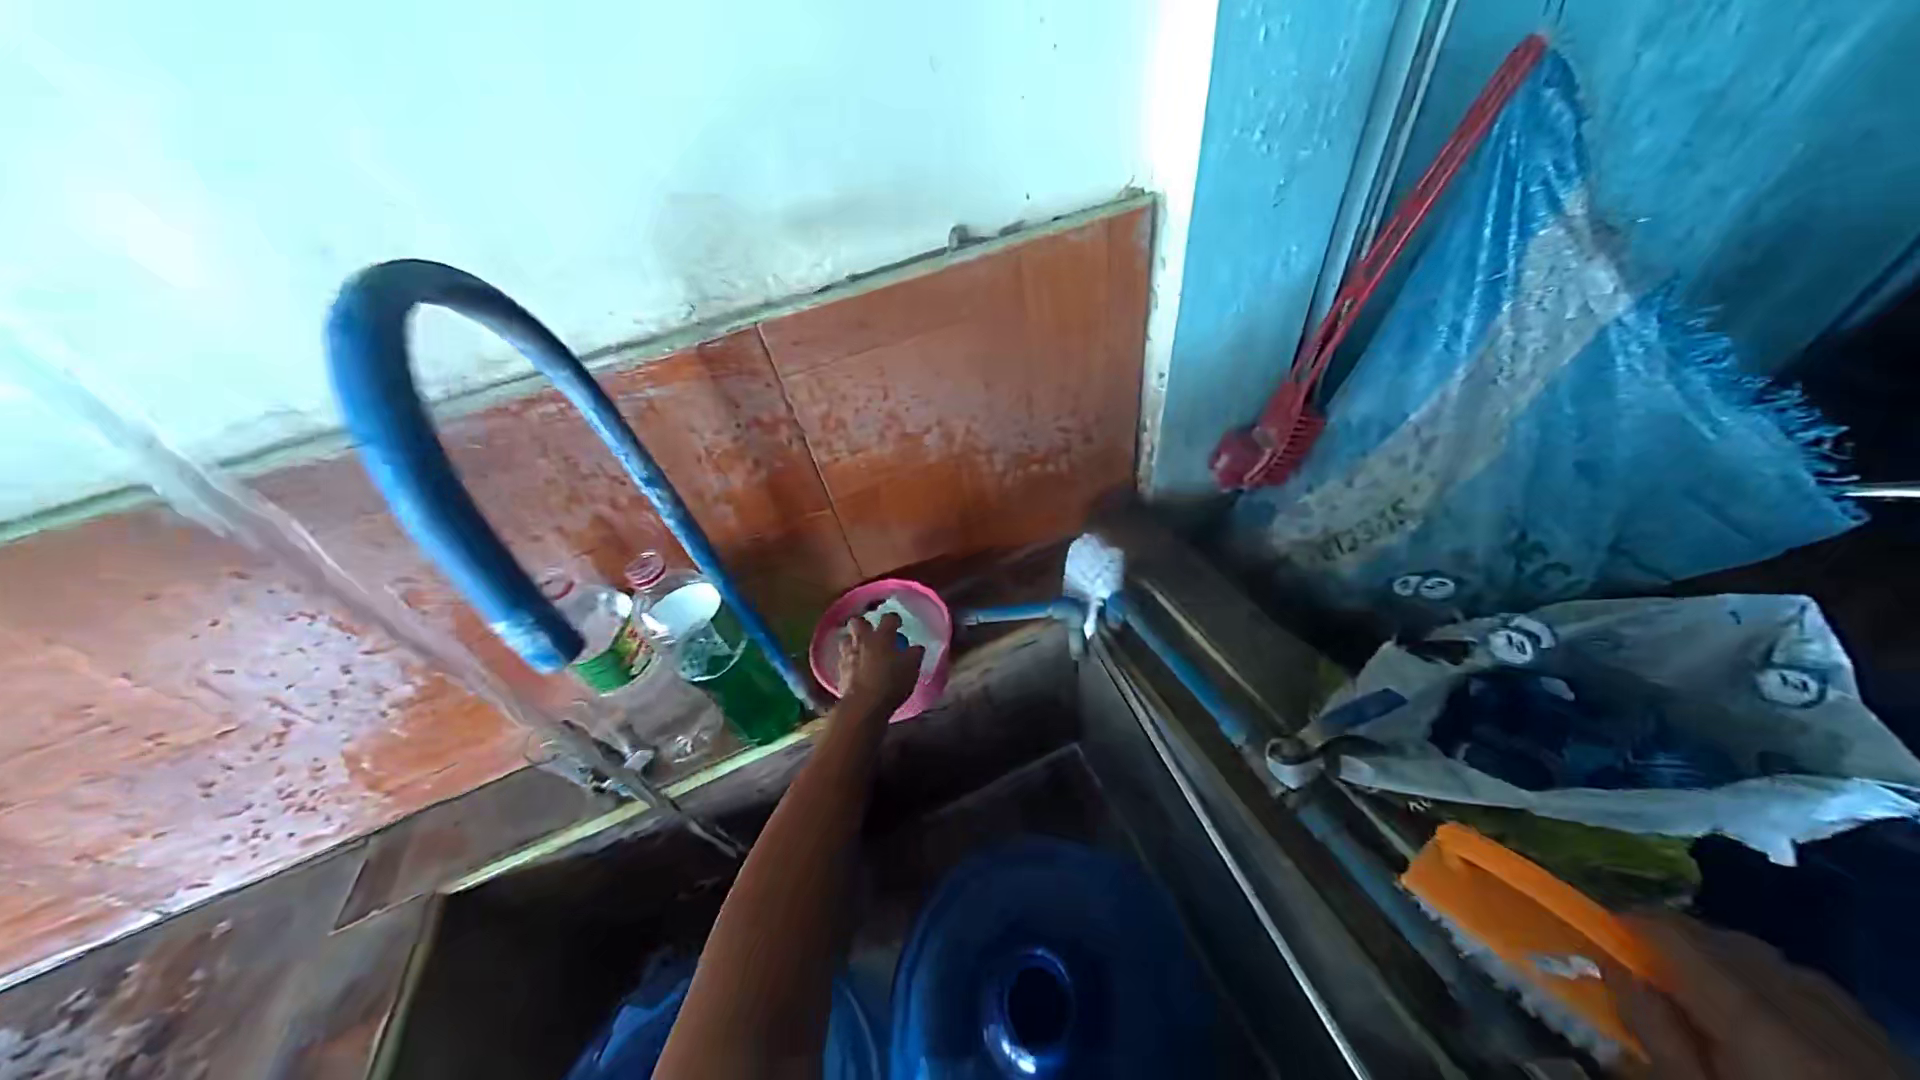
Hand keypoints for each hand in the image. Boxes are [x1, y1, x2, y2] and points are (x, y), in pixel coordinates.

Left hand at [837, 611, 924, 717]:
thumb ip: (914, 654)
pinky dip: (848, 661)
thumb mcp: (911, 668)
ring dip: (852, 642)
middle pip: (857, 622)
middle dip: (863, 624)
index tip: (898, 624)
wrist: (864, 704)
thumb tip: (916, 648)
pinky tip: (855, 668)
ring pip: (845, 639)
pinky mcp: (840, 670)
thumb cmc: (891, 682)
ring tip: (860, 650)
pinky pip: (843, 659)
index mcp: (882, 637)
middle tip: (872, 633)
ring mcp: (849, 655)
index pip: (888, 618)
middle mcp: (862, 641)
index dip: (894, 619)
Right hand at [1608, 913, 1912, 1078]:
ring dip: (1722, 960)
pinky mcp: (1885, 1046)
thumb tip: (1616, 965)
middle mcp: (1807, 1005)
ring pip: (1771, 958)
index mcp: (1753, 1020)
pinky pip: (1814, 989)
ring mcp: (1858, 1026)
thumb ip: (1654, 1030)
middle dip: (1674, 941)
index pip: (1674, 934)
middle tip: (1640, 967)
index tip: (1600, 937)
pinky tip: (1763, 1016)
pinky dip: (1773, 986)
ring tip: (1698, 992)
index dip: (1628, 925)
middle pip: (1724, 939)